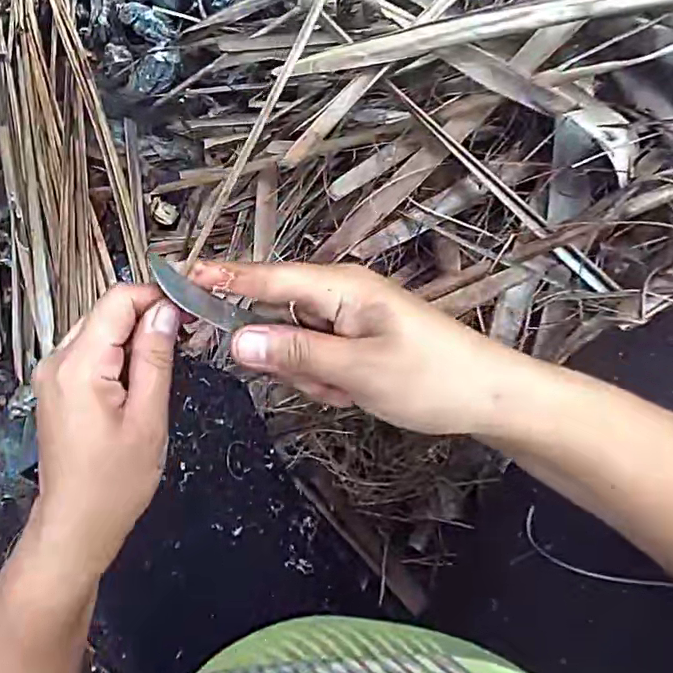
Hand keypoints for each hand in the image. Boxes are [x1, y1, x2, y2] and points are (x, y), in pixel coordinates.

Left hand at [28, 284, 180, 573]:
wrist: (76, 523)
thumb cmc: (113, 484)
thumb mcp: (148, 418)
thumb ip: (156, 357)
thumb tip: (167, 311)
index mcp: (79, 366)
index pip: (117, 299)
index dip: (155, 297)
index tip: (186, 311)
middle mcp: (56, 361)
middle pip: (106, 311)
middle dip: (146, 317)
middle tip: (183, 339)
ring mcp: (51, 372)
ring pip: (99, 328)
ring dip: (133, 336)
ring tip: (163, 365)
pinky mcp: (55, 384)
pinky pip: (89, 350)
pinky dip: (116, 353)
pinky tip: (137, 378)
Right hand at [193, 260, 542, 436]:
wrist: (489, 397)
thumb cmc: (433, 376)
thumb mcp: (357, 369)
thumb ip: (292, 353)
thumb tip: (237, 340)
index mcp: (339, 287)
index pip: (267, 278)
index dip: (224, 278)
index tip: (183, 275)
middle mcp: (337, 295)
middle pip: (276, 318)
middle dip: (287, 356)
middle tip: (323, 381)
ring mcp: (344, 318)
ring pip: (293, 344)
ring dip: (310, 373)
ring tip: (348, 389)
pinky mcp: (351, 339)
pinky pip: (314, 357)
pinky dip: (324, 379)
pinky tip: (353, 391)